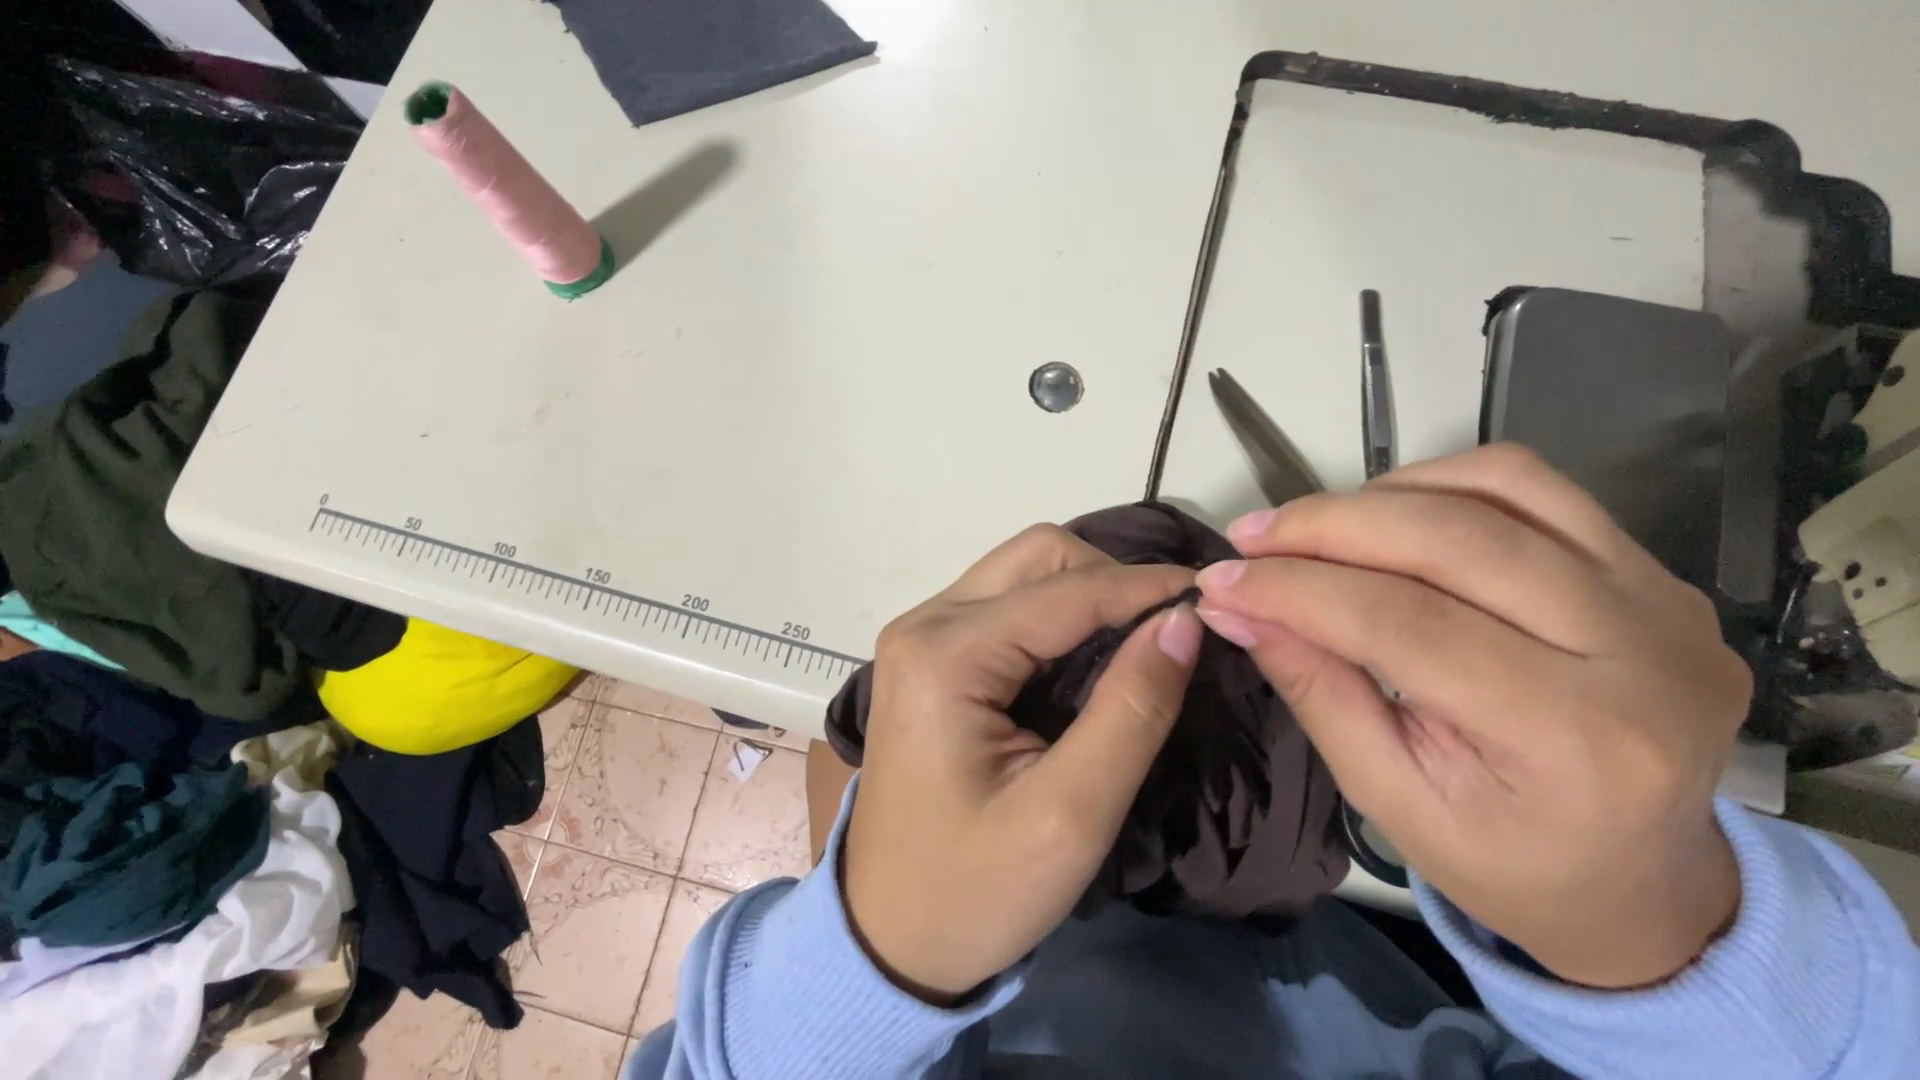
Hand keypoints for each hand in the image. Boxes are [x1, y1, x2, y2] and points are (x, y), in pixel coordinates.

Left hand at [843, 525, 1201, 1002]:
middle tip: (1171, 628)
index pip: (1067, 591)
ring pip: (1021, 574)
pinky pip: (1006, 608)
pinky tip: (1096, 655)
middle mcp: (924, 625)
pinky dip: (1059, 617)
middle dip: (1111, 578)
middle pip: (1036, 557)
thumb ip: (1131, 710)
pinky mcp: (930, 660)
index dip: (1146, 587)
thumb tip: (1183, 622)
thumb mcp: (1070, 814)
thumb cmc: (976, 890)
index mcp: (945, 655)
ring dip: (1086, 593)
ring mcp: (921, 639)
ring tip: (1144, 640)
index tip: (1214, 596)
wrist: (889, 938)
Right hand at [1193, 444, 1748, 987]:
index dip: (1297, 590)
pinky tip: (1387, 517)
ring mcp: (1665, 601)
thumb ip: (1314, 688)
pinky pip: (1538, 490)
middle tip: (1249, 537)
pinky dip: (1443, 485)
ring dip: (1384, 493)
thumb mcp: (1388, 794)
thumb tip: (1232, 605)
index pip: (1406, 623)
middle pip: (1455, 539)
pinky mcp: (1661, 574)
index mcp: (1575, 739)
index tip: (1219, 578)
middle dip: (1328, 525)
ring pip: (1502, 486)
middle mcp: (1644, 653)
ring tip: (1312, 528)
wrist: (1644, 884)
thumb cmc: (1504, 860)